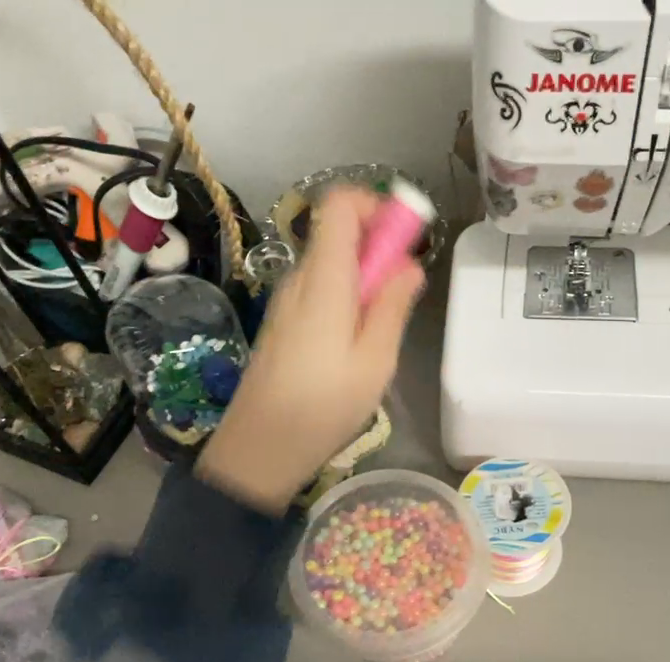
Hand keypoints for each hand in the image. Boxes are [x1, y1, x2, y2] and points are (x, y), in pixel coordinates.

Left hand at [196, 187, 424, 513]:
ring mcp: (286, 304)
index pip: (339, 205)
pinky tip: (355, 352)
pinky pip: (320, 295)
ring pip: (331, 269)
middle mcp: (300, 281)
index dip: (375, 205)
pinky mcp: (283, 327)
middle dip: (377, 253)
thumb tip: (408, 265)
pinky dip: (345, 305)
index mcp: (324, 279)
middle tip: (402, 299)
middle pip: (338, 237)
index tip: (405, 237)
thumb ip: (393, 306)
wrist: (261, 448)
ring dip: (363, 285)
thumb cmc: (323, 407)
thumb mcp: (375, 361)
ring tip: (381, 336)